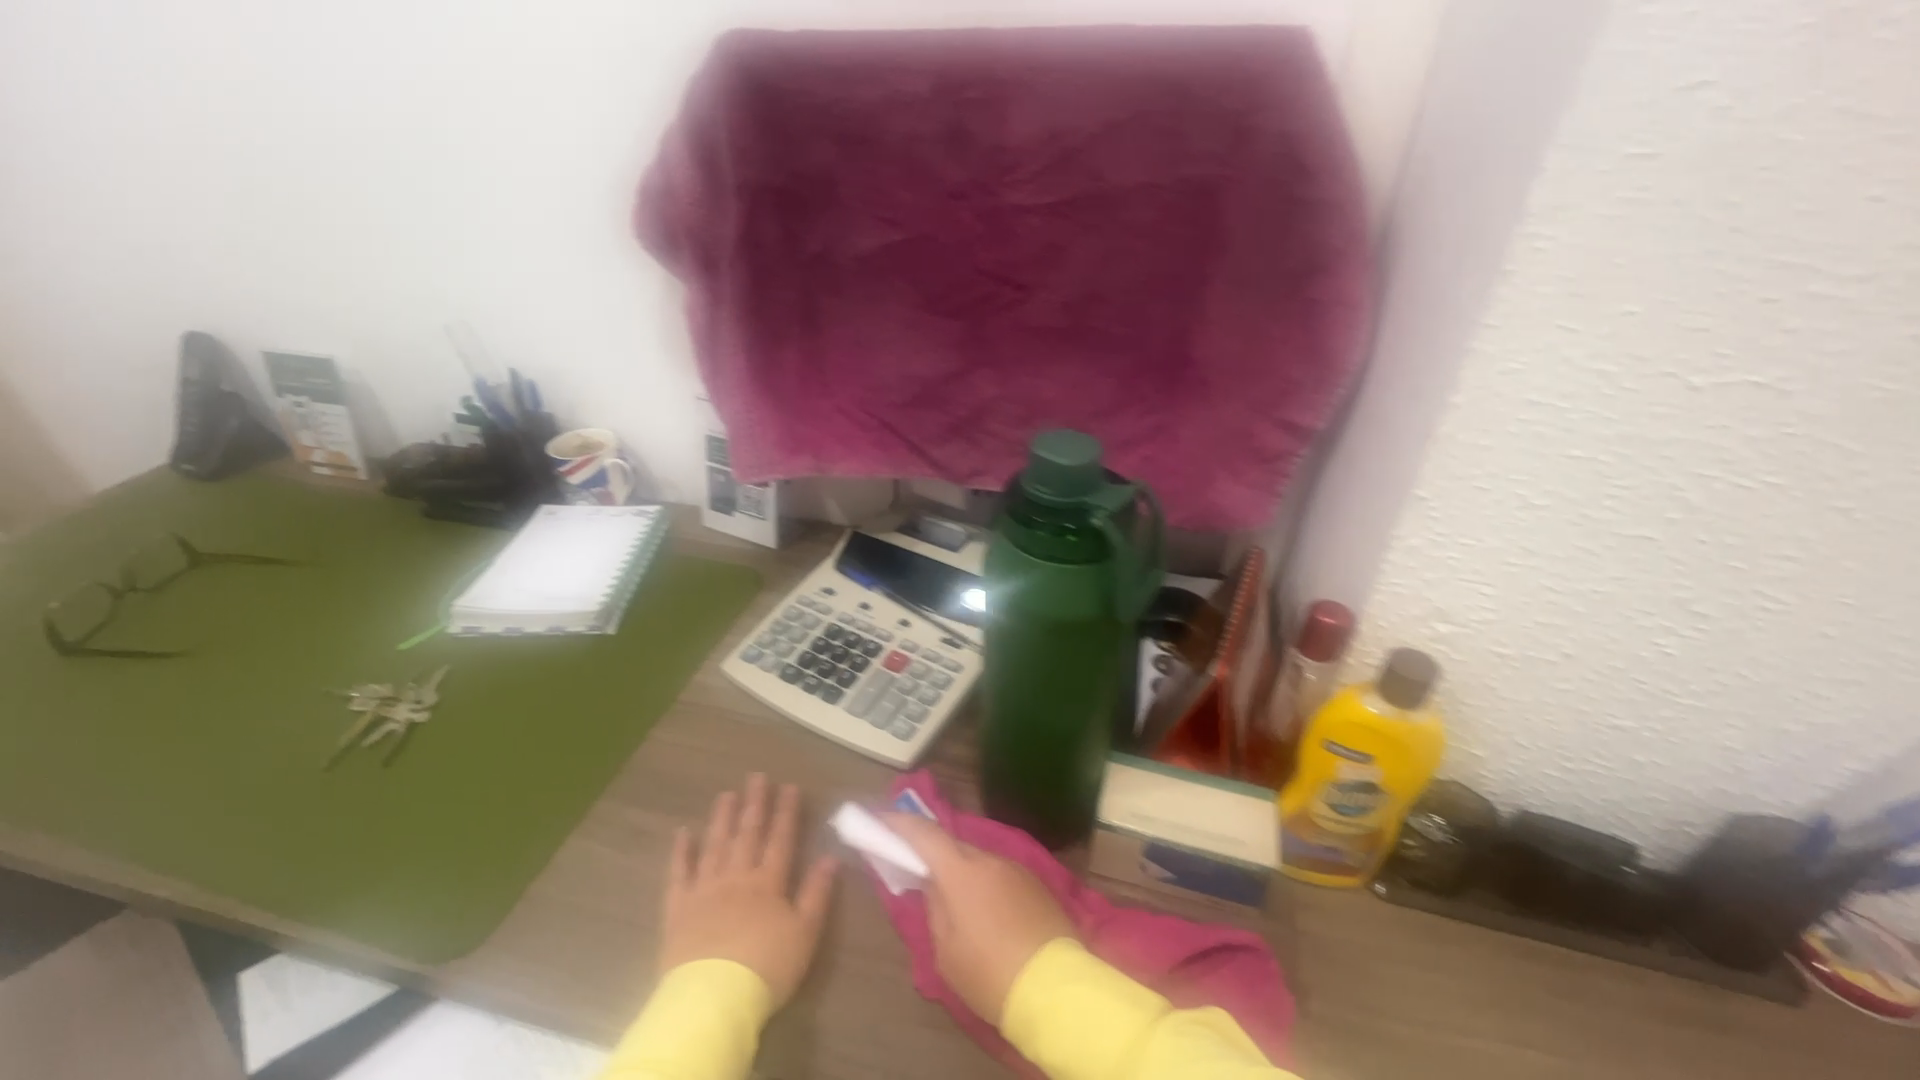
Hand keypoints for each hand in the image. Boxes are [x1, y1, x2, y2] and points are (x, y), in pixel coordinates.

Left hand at [659, 773, 838, 1006]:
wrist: (713, 998)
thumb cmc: (767, 968)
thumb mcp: (805, 933)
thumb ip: (817, 893)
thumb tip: (831, 857)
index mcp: (769, 883)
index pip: (781, 839)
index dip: (787, 812)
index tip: (790, 786)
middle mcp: (736, 877)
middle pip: (748, 834)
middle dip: (755, 804)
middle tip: (757, 776)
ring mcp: (704, 890)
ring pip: (715, 845)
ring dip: (722, 818)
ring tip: (726, 794)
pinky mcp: (678, 908)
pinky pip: (679, 873)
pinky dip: (681, 851)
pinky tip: (683, 832)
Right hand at [883, 814, 1076, 1025]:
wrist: (1057, 991)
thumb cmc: (991, 976)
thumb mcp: (946, 952)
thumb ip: (935, 910)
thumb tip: (935, 886)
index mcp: (962, 873)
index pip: (924, 834)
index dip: (899, 824)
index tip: (880, 819)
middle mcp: (990, 860)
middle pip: (953, 846)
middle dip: (932, 852)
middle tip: (915, 867)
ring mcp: (1018, 871)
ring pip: (979, 861)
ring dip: (962, 872)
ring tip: (953, 900)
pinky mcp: (1038, 886)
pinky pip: (1001, 876)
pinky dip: (986, 884)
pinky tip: (985, 912)